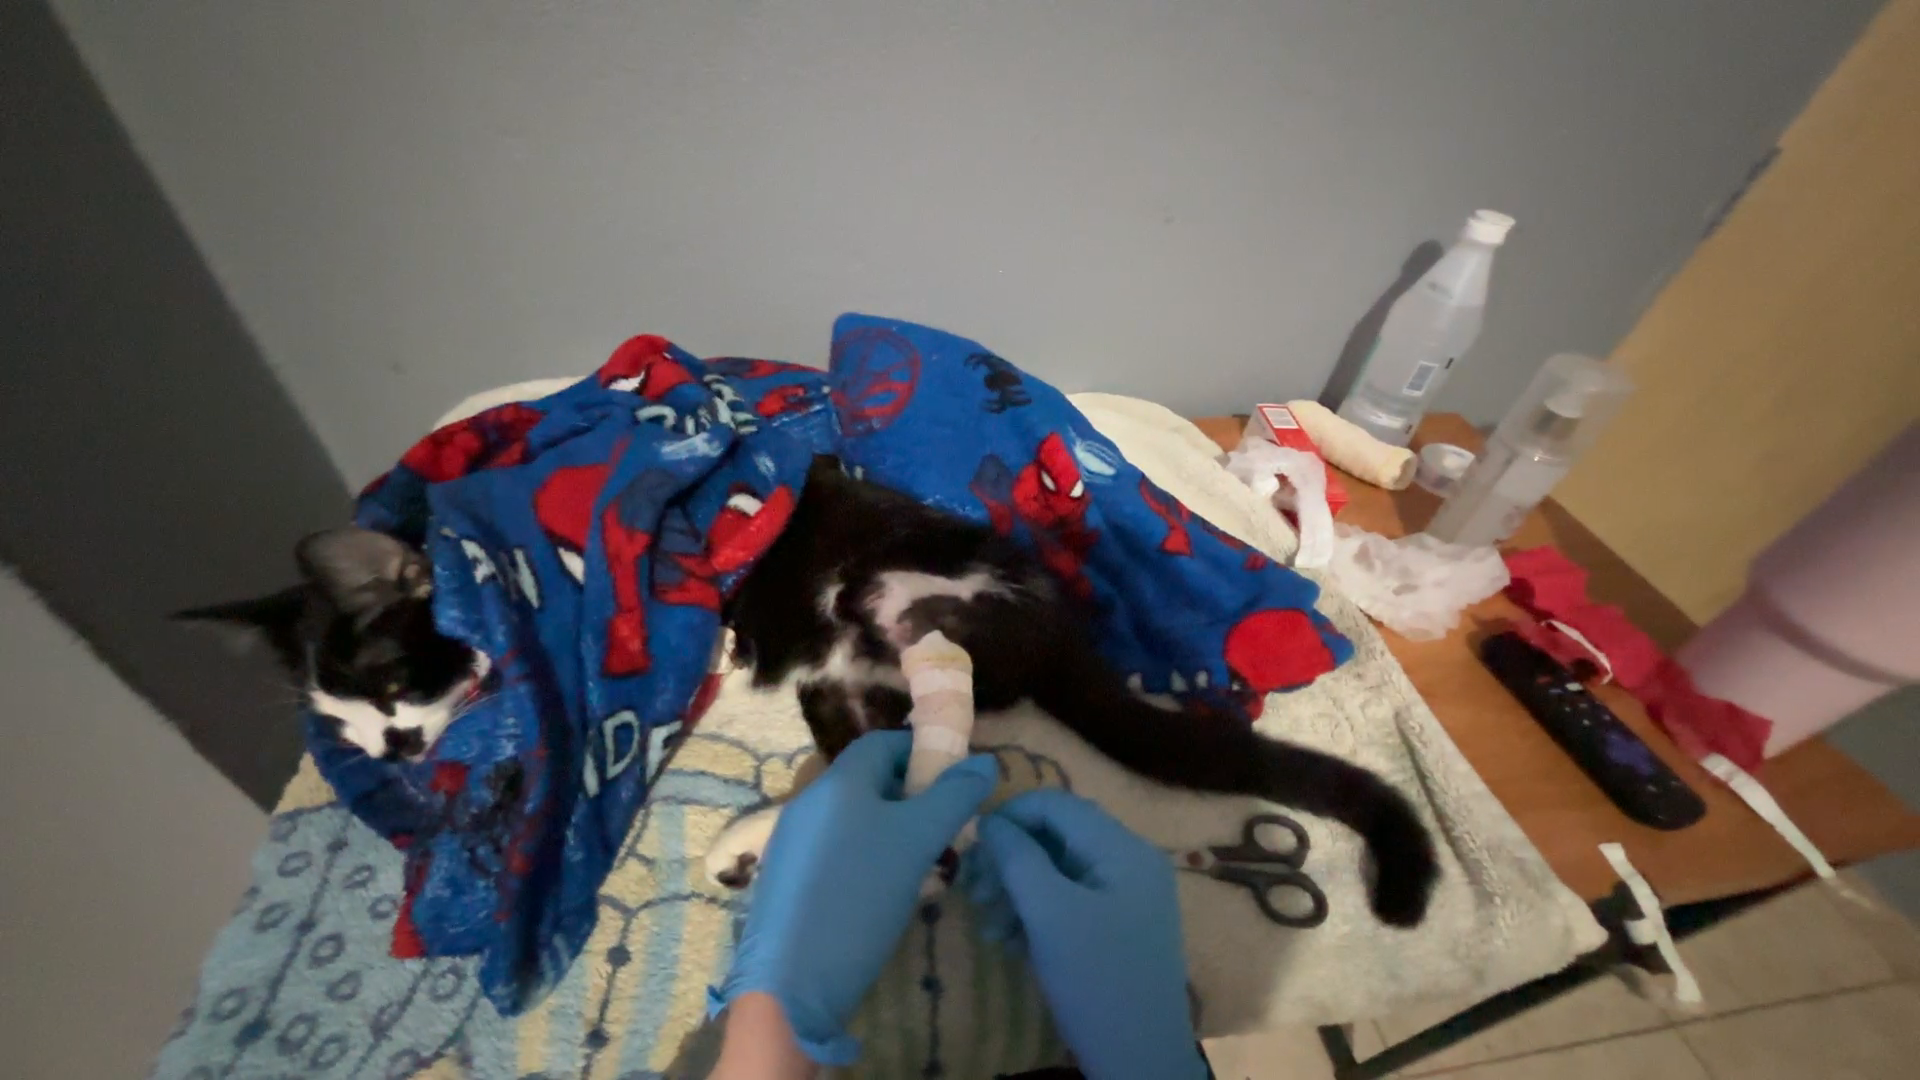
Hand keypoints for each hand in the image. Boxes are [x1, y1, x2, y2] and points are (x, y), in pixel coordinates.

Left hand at [710, 730, 995, 1064]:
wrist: (789, 986)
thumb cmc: (858, 896)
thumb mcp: (917, 842)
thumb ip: (953, 797)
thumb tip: (984, 762)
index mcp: (838, 781)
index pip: (883, 743)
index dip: (921, 752)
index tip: (953, 781)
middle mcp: (810, 801)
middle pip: (869, 780)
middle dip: (911, 796)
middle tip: (945, 826)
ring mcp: (794, 841)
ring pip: (855, 817)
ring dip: (892, 828)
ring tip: (924, 862)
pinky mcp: (788, 878)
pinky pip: (836, 848)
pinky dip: (867, 854)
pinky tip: (885, 890)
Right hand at [969, 790, 1207, 1079]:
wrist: (1142, 1065)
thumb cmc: (1097, 981)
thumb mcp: (1049, 914)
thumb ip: (1017, 858)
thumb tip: (989, 821)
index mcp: (1123, 847)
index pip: (1057, 804)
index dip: (1011, 816)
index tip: (973, 846)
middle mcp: (1129, 860)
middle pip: (1056, 835)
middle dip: (1011, 859)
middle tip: (973, 889)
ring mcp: (1125, 894)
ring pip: (1057, 869)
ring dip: (1017, 888)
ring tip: (986, 922)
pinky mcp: (1116, 924)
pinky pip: (1068, 898)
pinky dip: (1035, 911)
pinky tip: (1006, 940)